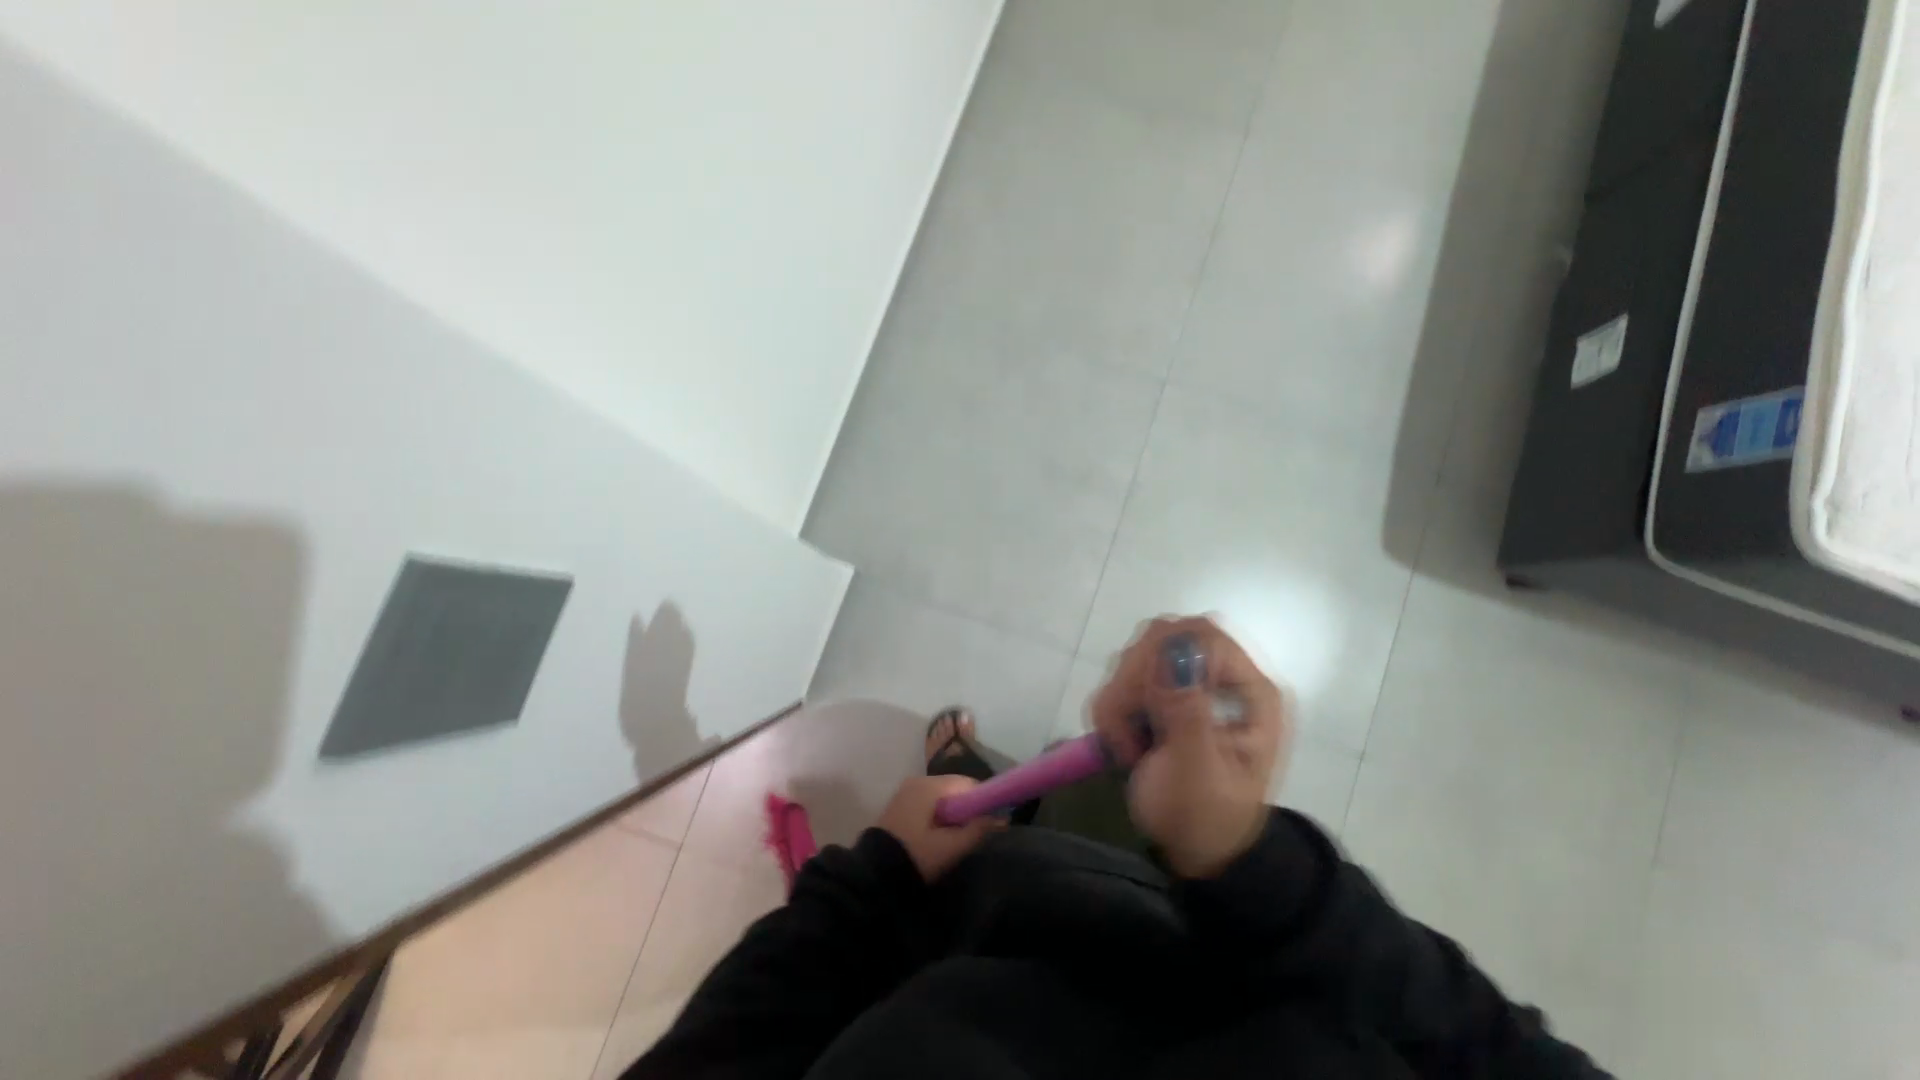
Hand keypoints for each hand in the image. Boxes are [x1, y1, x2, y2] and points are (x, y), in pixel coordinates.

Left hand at [875, 775, 1001, 881]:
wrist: (875, 873)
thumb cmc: (917, 855)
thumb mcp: (952, 847)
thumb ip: (979, 829)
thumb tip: (1001, 817)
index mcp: (930, 786)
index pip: (968, 784)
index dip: (983, 801)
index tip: (990, 822)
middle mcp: (917, 781)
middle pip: (955, 788)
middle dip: (967, 808)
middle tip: (971, 834)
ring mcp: (906, 791)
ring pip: (942, 797)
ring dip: (952, 814)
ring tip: (955, 838)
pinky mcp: (900, 804)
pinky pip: (928, 803)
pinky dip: (938, 815)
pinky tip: (938, 836)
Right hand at [1090, 615, 1290, 878]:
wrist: (1197, 850)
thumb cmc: (1204, 820)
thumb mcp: (1197, 776)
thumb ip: (1187, 713)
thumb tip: (1174, 653)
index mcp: (1251, 691)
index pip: (1204, 637)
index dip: (1164, 661)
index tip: (1145, 707)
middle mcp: (1224, 676)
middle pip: (1165, 637)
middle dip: (1133, 683)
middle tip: (1128, 734)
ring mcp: (1192, 680)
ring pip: (1138, 654)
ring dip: (1119, 699)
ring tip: (1128, 747)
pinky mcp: (1165, 689)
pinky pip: (1124, 674)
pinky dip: (1112, 706)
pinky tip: (1124, 741)